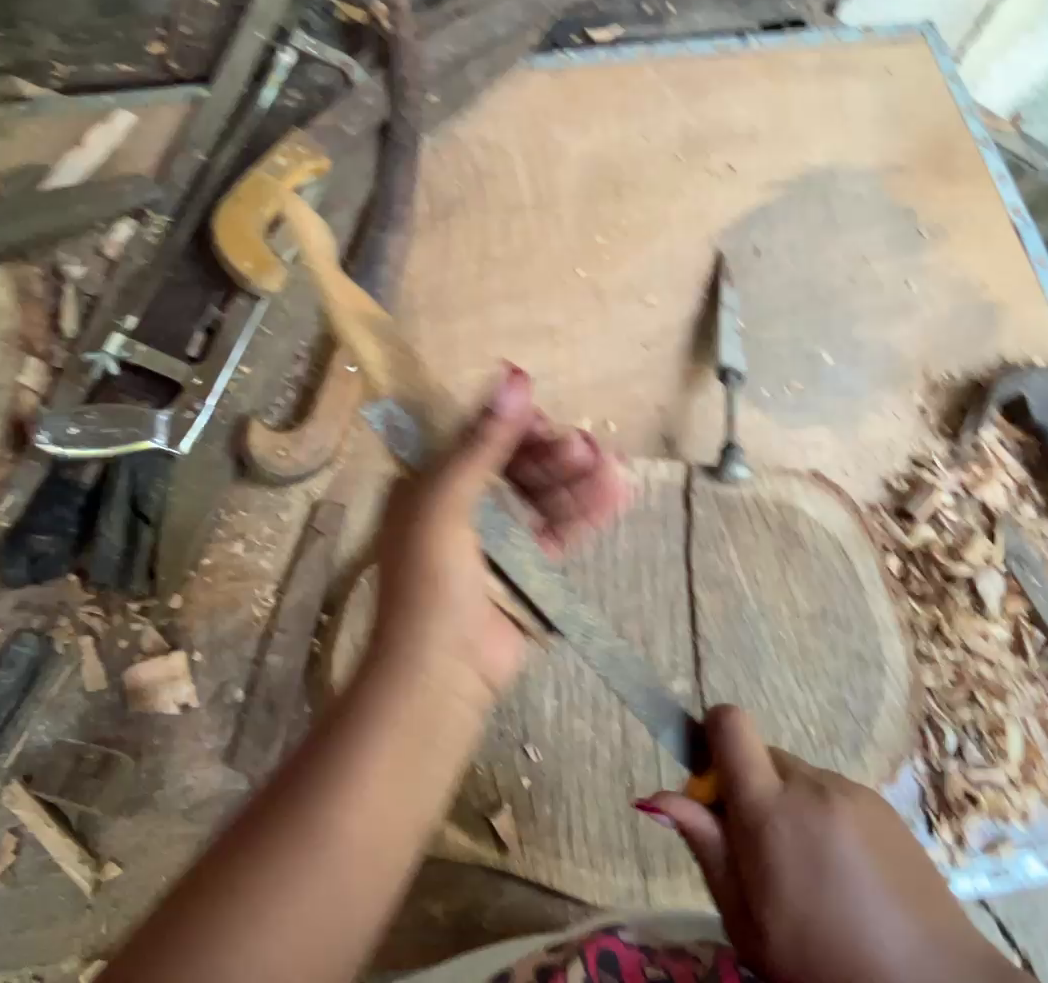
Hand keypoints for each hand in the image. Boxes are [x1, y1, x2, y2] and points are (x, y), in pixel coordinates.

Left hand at [368, 363, 631, 703]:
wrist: (440, 671)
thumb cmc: (430, 581)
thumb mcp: (446, 503)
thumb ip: (483, 443)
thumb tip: (515, 376)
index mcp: (431, 487)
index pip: (477, 442)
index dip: (513, 427)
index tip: (546, 417)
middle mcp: (463, 509)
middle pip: (516, 468)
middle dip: (552, 454)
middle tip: (585, 447)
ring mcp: (498, 543)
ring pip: (543, 499)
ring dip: (576, 480)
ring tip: (612, 466)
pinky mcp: (528, 573)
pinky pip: (560, 534)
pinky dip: (586, 514)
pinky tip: (617, 492)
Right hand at [640, 707, 1028, 982]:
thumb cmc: (820, 962)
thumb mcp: (745, 919)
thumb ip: (705, 848)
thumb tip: (655, 797)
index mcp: (769, 808)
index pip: (729, 723)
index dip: (711, 740)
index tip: (711, 790)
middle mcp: (812, 784)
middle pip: (761, 754)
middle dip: (748, 787)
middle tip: (757, 852)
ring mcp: (854, 792)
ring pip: (798, 776)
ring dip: (787, 805)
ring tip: (807, 873)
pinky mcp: (885, 807)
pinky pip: (833, 793)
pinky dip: (822, 818)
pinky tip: (841, 875)